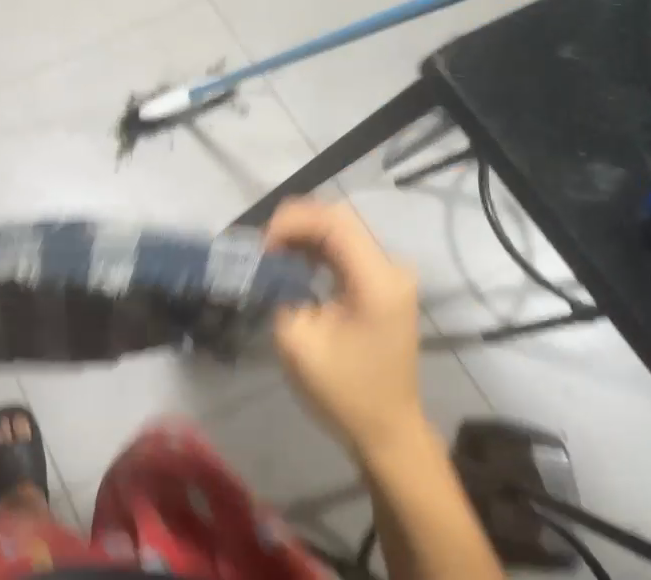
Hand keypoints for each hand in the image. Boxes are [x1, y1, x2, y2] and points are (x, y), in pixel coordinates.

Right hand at [265, 200, 427, 456]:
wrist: (386, 429)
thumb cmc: (343, 390)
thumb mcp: (296, 339)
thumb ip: (278, 289)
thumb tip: (264, 262)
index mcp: (377, 280)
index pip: (332, 222)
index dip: (290, 222)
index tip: (259, 247)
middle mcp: (391, 268)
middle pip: (336, 219)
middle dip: (292, 225)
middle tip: (259, 250)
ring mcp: (389, 275)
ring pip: (338, 230)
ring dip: (300, 236)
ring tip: (268, 257)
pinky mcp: (381, 284)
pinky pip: (343, 249)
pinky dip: (312, 249)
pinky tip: (290, 265)